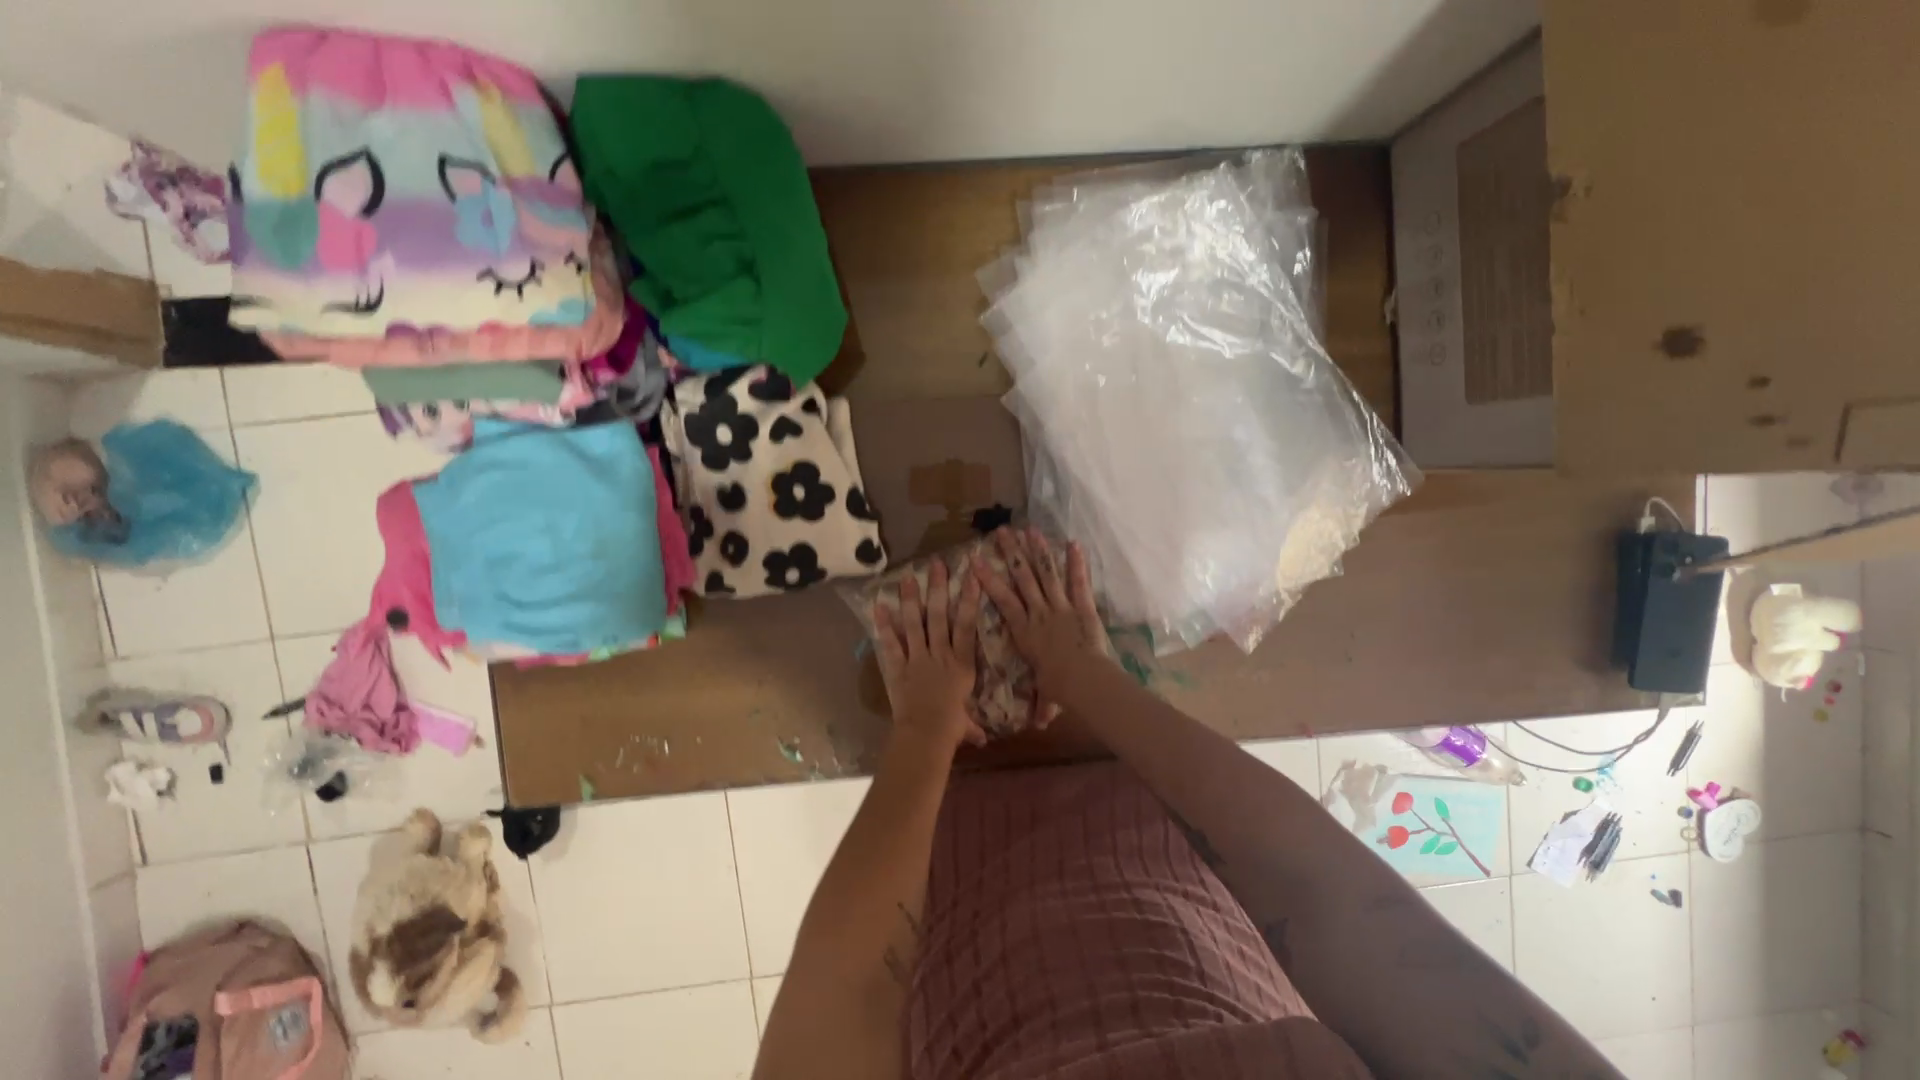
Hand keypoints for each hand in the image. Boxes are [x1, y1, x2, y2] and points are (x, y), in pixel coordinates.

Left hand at [872, 559, 986, 751]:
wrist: (926, 732)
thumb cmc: (951, 727)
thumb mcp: (965, 724)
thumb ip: (971, 726)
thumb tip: (982, 741)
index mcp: (962, 663)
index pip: (968, 624)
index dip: (969, 599)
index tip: (971, 576)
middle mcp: (941, 654)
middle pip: (939, 615)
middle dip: (938, 588)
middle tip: (936, 565)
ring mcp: (918, 658)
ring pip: (914, 623)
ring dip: (910, 599)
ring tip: (907, 577)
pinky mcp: (898, 667)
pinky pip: (891, 643)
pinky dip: (884, 625)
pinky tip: (879, 606)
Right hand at [973, 527, 1109, 698]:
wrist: (1082, 679)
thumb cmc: (1058, 687)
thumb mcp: (1046, 697)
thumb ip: (1041, 706)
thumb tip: (1037, 726)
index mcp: (1024, 631)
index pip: (1002, 600)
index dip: (989, 580)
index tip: (976, 561)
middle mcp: (1038, 613)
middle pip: (1022, 578)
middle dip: (1012, 554)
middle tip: (1001, 532)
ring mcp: (1060, 607)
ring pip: (1046, 574)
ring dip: (1038, 551)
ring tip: (1030, 530)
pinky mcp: (1082, 607)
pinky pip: (1077, 582)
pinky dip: (1076, 563)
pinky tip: (1072, 544)